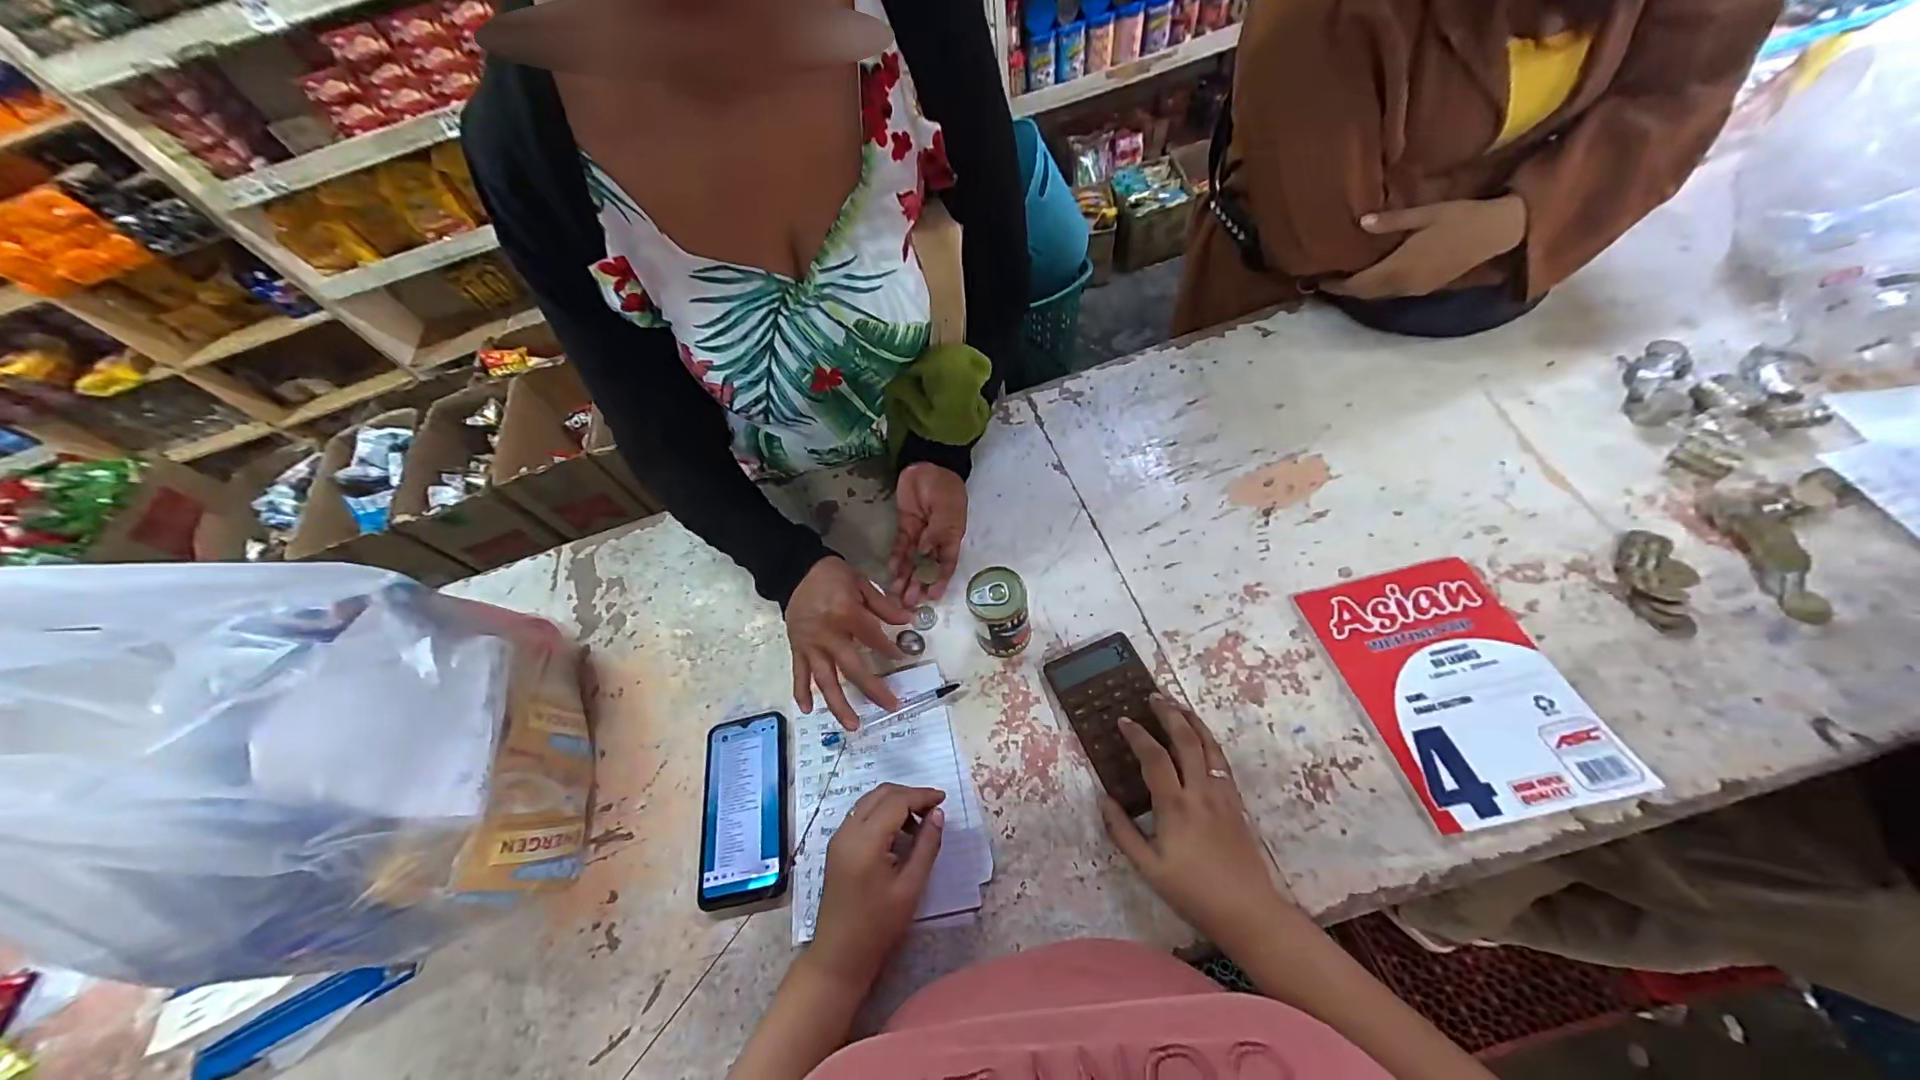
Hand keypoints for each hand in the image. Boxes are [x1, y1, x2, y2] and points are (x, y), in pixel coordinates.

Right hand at [789, 557, 911, 729]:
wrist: (797, 570)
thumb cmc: (833, 576)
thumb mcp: (862, 583)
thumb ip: (884, 605)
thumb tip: (907, 621)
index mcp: (845, 614)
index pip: (873, 638)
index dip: (889, 649)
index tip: (902, 658)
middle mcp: (827, 634)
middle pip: (853, 668)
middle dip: (873, 689)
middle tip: (891, 705)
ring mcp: (810, 644)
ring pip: (825, 679)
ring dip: (838, 704)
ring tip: (852, 724)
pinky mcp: (797, 648)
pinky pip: (799, 673)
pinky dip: (802, 692)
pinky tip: (808, 710)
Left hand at [811, 784, 945, 983]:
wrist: (839, 954)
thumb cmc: (879, 925)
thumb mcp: (911, 887)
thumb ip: (926, 846)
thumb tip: (938, 814)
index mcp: (865, 840)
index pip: (896, 801)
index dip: (921, 795)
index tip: (943, 798)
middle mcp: (848, 831)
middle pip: (881, 794)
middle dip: (909, 795)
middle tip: (933, 808)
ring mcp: (839, 837)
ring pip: (870, 802)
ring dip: (895, 802)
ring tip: (920, 822)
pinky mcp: (837, 846)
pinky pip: (862, 815)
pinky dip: (882, 813)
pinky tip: (899, 832)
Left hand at [888, 463, 967, 605]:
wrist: (927, 464)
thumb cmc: (944, 487)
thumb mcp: (946, 509)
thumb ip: (936, 531)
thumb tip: (926, 552)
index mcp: (951, 537)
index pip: (946, 565)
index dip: (940, 582)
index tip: (932, 598)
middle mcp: (935, 540)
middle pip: (926, 567)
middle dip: (918, 585)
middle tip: (908, 602)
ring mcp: (919, 534)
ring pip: (912, 560)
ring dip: (905, 576)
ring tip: (897, 593)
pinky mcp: (905, 527)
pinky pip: (900, 546)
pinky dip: (896, 559)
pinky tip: (891, 571)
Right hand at [1100, 694, 1294, 949]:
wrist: (1248, 911)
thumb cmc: (1192, 892)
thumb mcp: (1148, 867)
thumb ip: (1122, 832)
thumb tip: (1104, 800)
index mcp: (1176, 806)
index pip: (1154, 757)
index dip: (1138, 735)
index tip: (1123, 720)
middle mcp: (1201, 792)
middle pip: (1186, 741)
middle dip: (1169, 714)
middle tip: (1154, 696)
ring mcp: (1222, 795)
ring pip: (1209, 746)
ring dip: (1193, 722)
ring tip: (1179, 706)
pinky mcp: (1235, 803)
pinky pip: (1221, 762)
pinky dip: (1208, 742)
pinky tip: (1202, 740)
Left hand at [1321, 195, 1527, 299]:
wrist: (1500, 231)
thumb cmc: (1462, 217)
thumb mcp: (1426, 214)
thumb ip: (1392, 221)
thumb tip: (1361, 222)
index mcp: (1399, 268)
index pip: (1357, 284)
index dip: (1336, 285)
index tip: (1320, 279)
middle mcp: (1403, 285)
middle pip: (1364, 293)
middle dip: (1345, 289)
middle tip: (1328, 279)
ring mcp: (1415, 289)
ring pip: (1377, 295)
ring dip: (1360, 290)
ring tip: (1345, 278)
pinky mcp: (1425, 288)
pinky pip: (1391, 292)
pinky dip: (1376, 288)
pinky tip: (1372, 276)